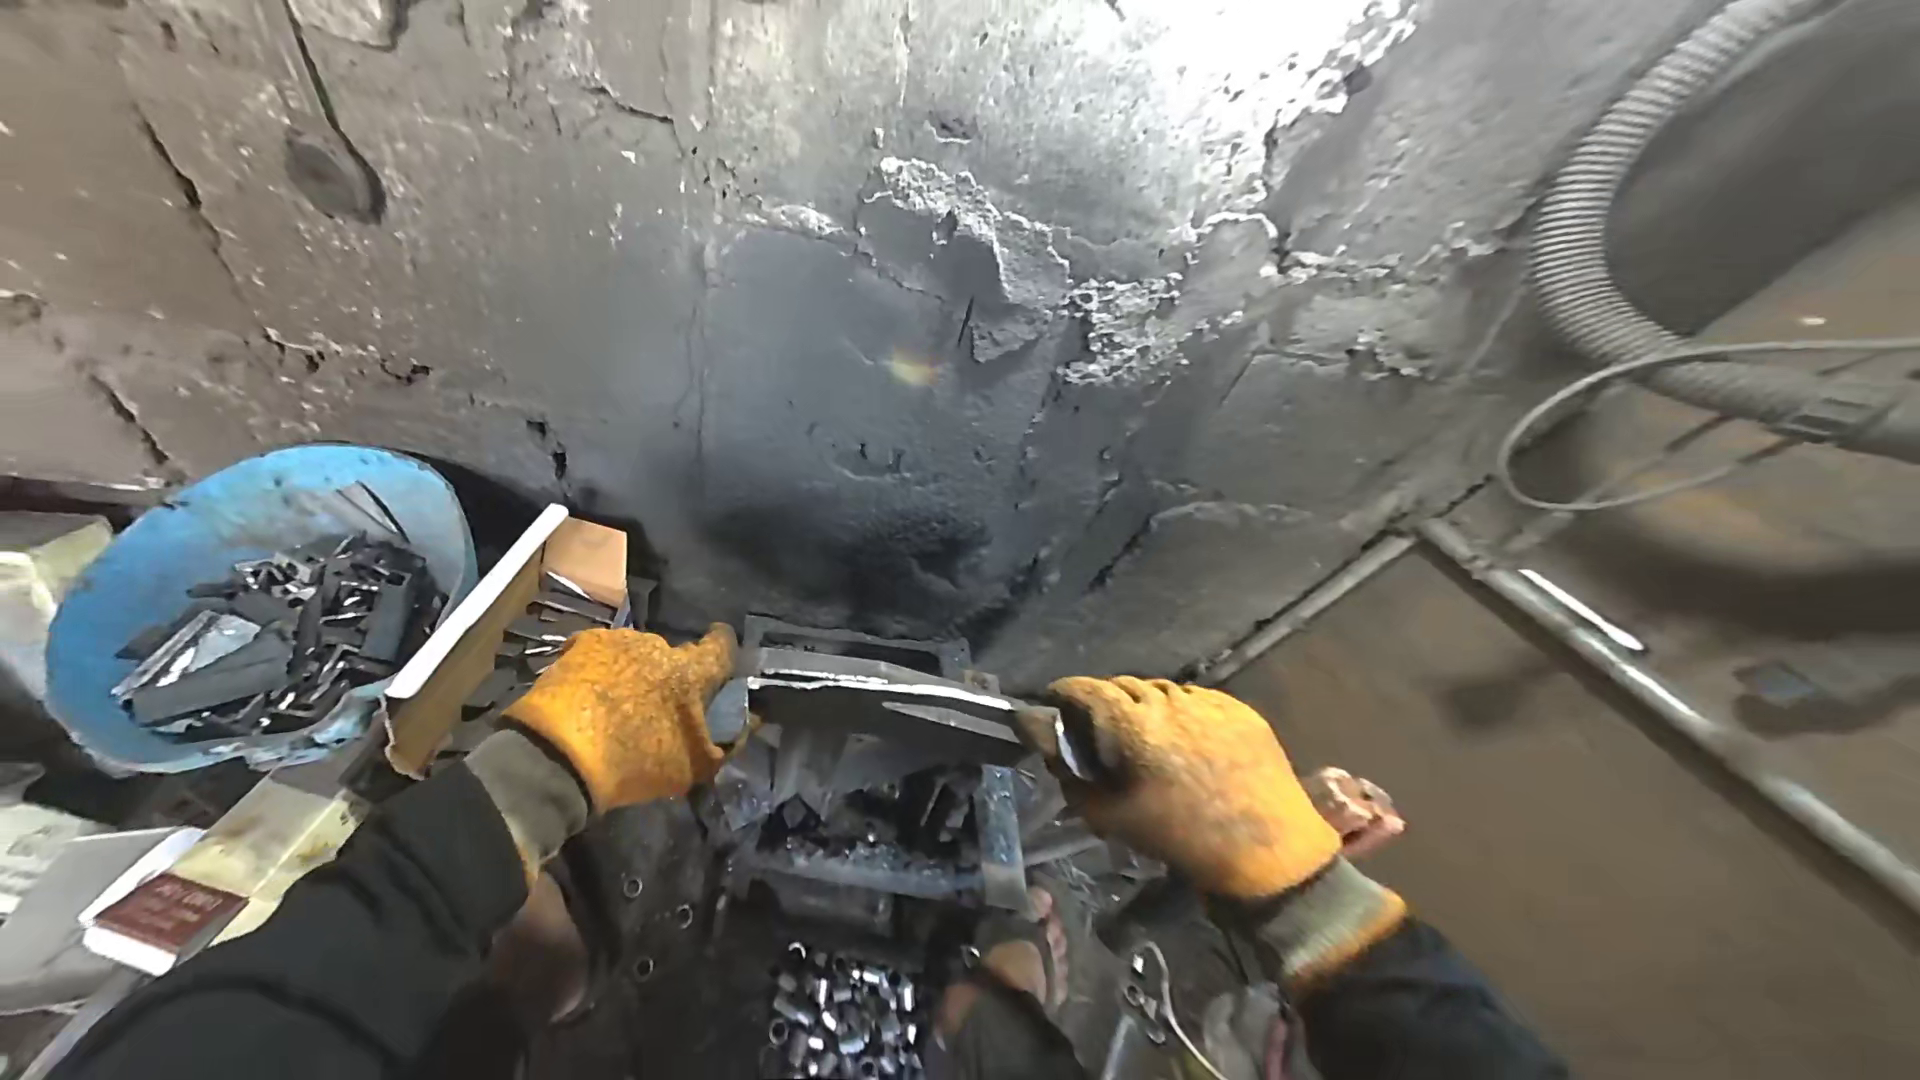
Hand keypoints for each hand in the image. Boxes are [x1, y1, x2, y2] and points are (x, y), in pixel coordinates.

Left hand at [504, 624, 735, 811]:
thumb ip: (730, 741)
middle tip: (660, 703)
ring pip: (639, 653)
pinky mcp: (583, 645)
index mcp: (693, 672)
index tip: (719, 659)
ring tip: (618, 701)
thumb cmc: (636, 764)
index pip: (722, 645)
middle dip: (673, 673)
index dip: (724, 650)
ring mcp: (620, 642)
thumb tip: (752, 720)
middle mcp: (661, 647)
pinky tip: (591, 692)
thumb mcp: (696, 767)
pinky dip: (603, 667)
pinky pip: (604, 652)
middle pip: (676, 655)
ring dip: (637, 671)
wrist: (554, 761)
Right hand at [1016, 676, 1340, 898]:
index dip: (1064, 691)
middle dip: (1104, 700)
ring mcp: (1206, 701)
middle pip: (1121, 684)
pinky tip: (1186, 738)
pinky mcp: (1237, 707)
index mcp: (1133, 725)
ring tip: (1147, 733)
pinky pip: (1194, 698)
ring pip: (1159, 689)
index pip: (1085, 688)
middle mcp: (1167, 701)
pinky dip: (1180, 711)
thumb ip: (1071, 778)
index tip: (1055, 700)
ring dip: (1143, 705)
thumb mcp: (1113, 817)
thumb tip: (1050, 747)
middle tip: (1102, 726)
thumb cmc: (1182, 838)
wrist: (1270, 854)